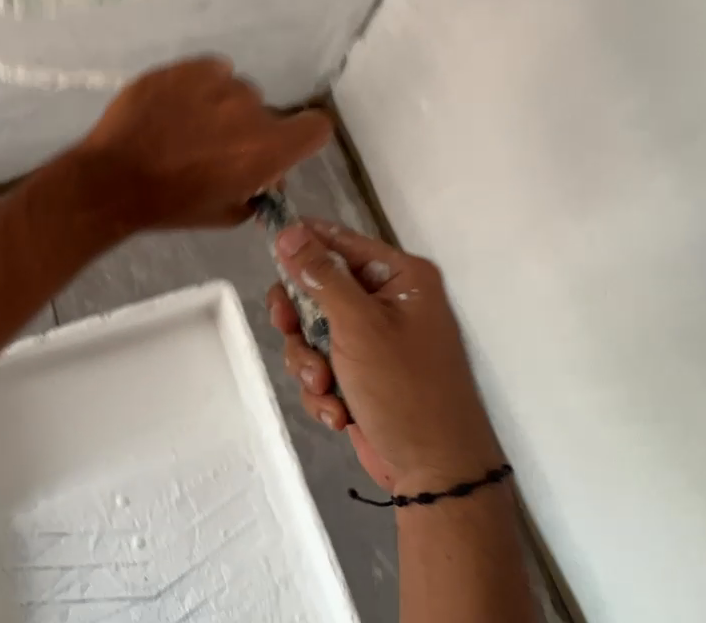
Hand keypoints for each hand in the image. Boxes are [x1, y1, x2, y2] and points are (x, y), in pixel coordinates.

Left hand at [74, 56, 332, 231]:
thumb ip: (258, 190)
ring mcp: (216, 83)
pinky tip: (175, 106)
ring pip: (234, 90)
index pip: (316, 127)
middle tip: (214, 147)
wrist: (112, 180)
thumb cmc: (171, 205)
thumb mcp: (226, 212)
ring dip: (221, 106)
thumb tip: (267, 175)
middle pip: (265, 112)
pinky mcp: (186, 67)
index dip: (301, 137)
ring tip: (186, 126)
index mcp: (268, 148)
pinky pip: (209, 71)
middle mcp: (250, 109)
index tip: (280, 146)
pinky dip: (199, 86)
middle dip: (248, 129)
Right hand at [267, 221, 504, 493]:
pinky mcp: (363, 375)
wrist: (436, 474)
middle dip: (301, 321)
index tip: (268, 251)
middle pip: (318, 288)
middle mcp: (388, 301)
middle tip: (288, 330)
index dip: (302, 245)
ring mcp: (375, 341)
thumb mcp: (359, 325)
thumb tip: (289, 231)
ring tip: (325, 388)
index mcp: (400, 276)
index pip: (339, 241)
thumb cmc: (404, 389)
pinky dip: (322, 389)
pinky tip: (337, 412)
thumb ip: (320, 275)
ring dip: (309, 362)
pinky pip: (322, 365)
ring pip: (312, 331)